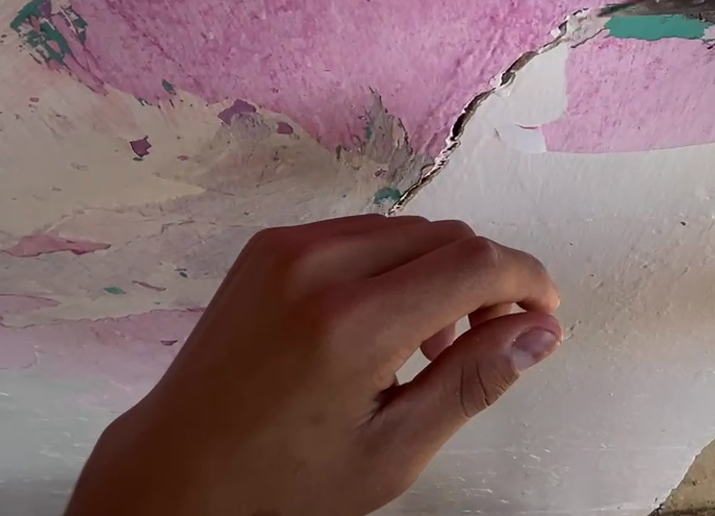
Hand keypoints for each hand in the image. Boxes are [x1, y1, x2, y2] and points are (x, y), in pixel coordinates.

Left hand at [66, 215, 562, 515]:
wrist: (171, 475)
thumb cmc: (282, 487)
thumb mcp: (392, 453)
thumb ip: (473, 381)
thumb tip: (540, 330)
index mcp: (352, 326)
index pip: (475, 264)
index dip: (525, 280)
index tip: (543, 310)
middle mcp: (321, 265)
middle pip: (449, 235)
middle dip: (486, 278)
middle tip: (486, 338)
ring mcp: (291, 244)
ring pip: (412, 227)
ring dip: (442, 268)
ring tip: (429, 337)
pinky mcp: (274, 240)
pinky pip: (367, 230)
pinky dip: (397, 262)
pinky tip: (384, 316)